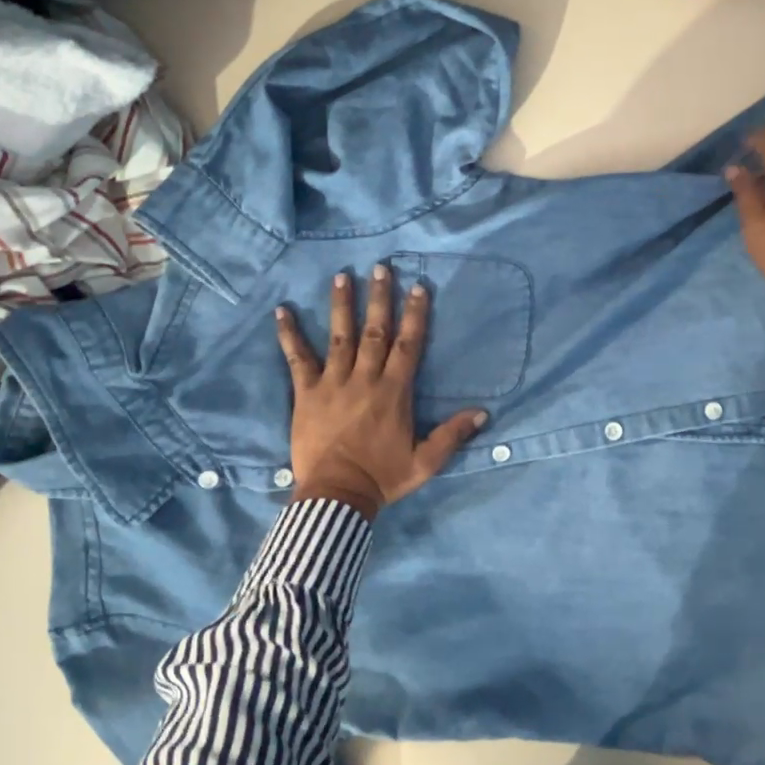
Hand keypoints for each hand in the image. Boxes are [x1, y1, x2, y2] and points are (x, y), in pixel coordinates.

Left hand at [274, 265, 485, 520]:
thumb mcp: (426, 461)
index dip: (415, 314)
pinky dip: (289, 335)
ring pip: (339, 336)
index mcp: (394, 391)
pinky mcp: (306, 393)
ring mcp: (333, 383)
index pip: (408, 344)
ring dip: (341, 305)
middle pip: (375, 330)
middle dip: (379, 297)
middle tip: (381, 267)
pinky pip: (297, 359)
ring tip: (342, 275)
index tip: (418, 287)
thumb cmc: (383, 477)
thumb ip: (452, 434)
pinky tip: (281, 311)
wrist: (336, 496)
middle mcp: (365, 378)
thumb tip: (482, 413)